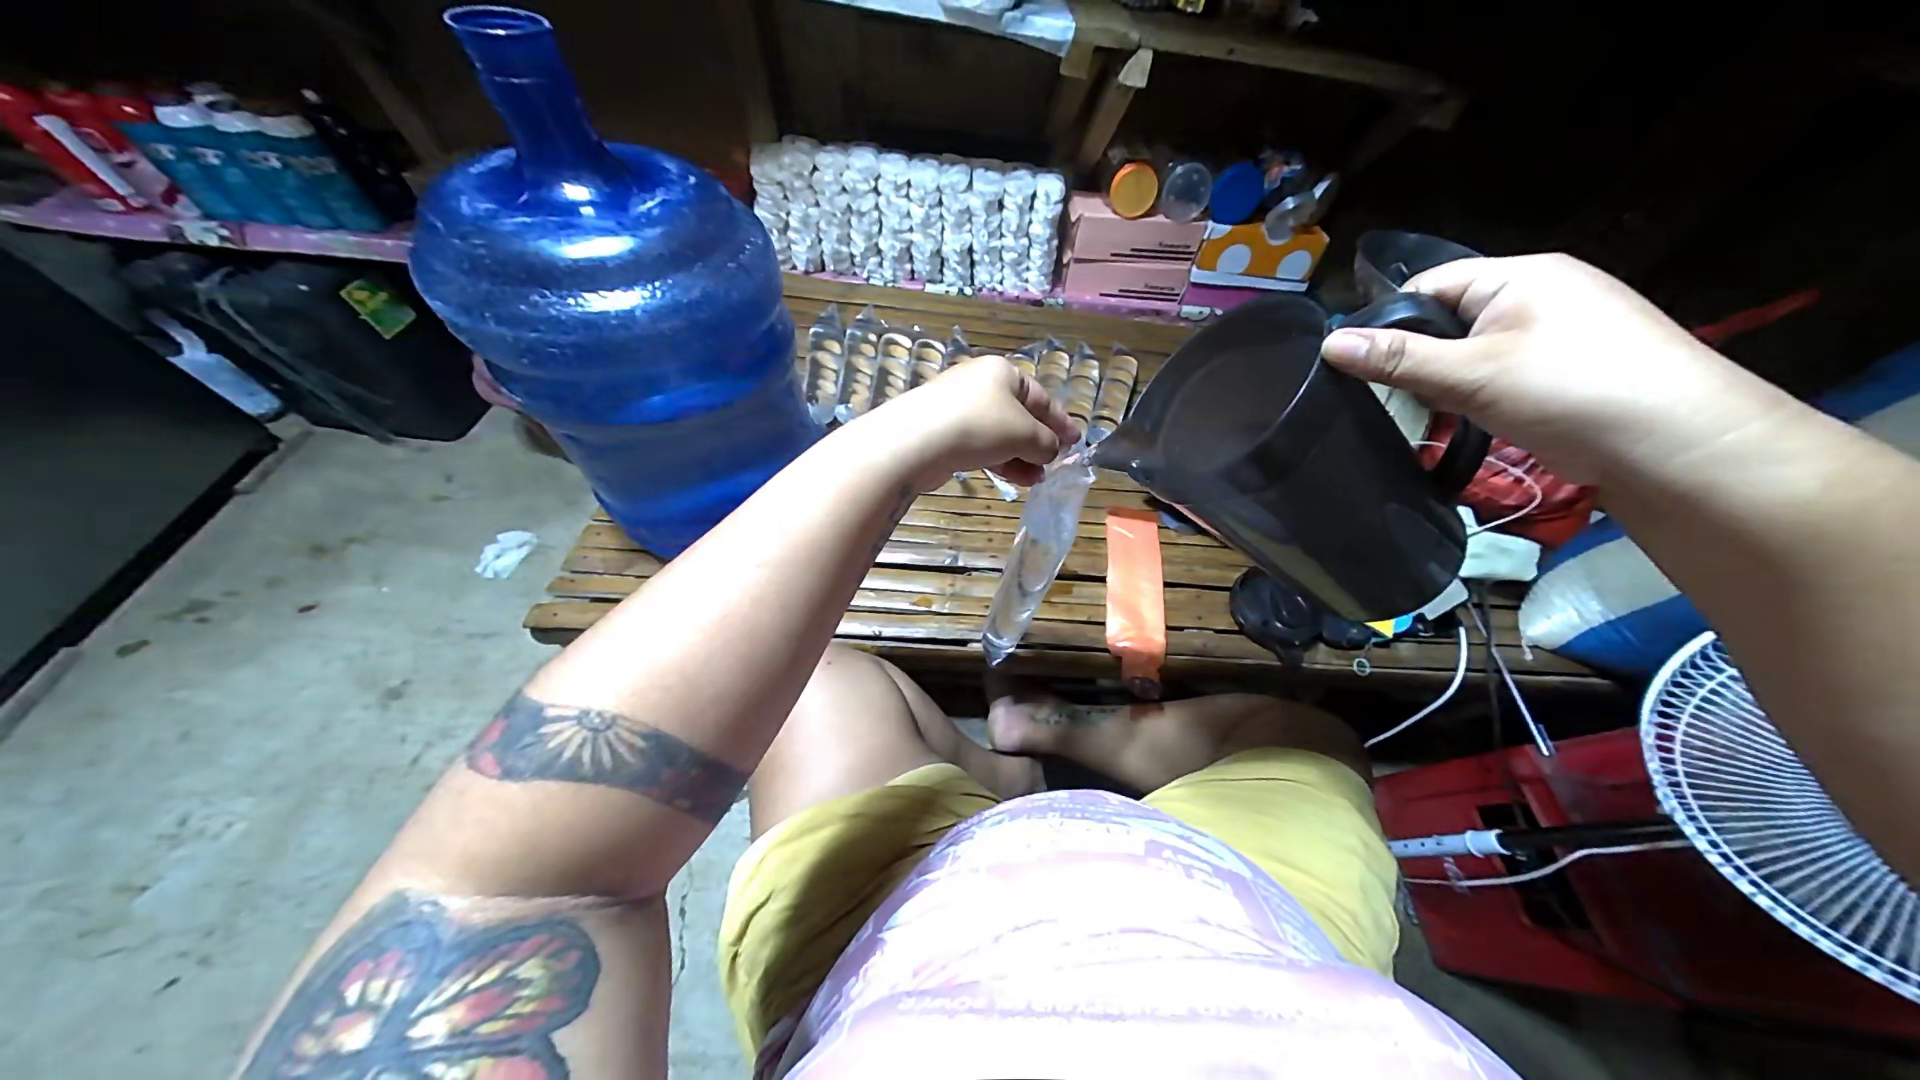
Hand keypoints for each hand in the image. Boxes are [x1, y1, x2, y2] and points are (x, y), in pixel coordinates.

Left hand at [860, 355, 1078, 488]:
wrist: (917, 441)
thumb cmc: (980, 426)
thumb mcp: (1025, 434)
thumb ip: (1046, 442)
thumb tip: (1050, 451)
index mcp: (1003, 372)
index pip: (1041, 397)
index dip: (1061, 421)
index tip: (1075, 441)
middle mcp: (981, 385)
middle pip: (1020, 416)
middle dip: (1039, 442)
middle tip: (1055, 464)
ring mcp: (959, 409)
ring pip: (1000, 434)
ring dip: (1021, 456)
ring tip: (1037, 478)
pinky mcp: (945, 433)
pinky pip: (981, 445)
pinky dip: (1000, 460)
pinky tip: (1016, 478)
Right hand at [1320, 253, 1788, 484]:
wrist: (1677, 445)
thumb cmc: (1570, 389)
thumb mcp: (1471, 372)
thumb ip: (1398, 358)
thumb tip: (1328, 343)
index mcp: (1519, 275)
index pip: (1427, 285)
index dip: (1388, 322)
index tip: (1360, 368)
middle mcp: (1538, 294)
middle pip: (1446, 320)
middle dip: (1416, 359)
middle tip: (1391, 399)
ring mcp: (1555, 333)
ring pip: (1469, 352)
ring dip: (1444, 383)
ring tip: (1426, 415)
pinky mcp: (1563, 370)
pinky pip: (1495, 374)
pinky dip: (1472, 396)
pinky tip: (1463, 421)